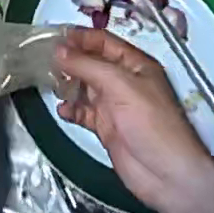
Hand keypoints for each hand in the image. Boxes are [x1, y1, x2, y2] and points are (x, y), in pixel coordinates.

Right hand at [54, 27, 213, 212]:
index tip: (56, 36)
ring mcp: (114, 104)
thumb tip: (58, 49)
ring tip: (49, 80)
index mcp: (134, 64)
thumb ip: (87, 65)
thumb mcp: (120, 85)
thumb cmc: (151, 122)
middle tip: (45, 57)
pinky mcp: (106, 127)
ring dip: (68, 82)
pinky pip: (84, 112)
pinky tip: (62, 109)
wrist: (168, 176)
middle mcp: (123, 80)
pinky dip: (72, 108)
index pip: (104, 41)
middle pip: (92, 62)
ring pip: (85, 86)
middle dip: (71, 59)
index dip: (81, 37)